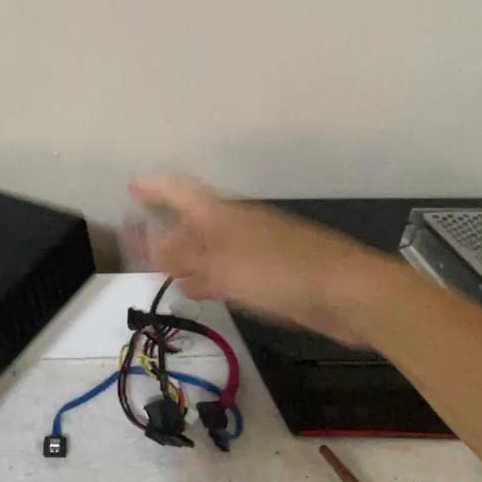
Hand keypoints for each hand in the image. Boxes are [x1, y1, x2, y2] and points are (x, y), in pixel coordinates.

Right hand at [127, 175, 408, 347]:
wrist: (349, 293)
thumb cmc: (279, 271)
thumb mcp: (219, 262)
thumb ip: (180, 254)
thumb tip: (146, 242)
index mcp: (221, 214)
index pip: (179, 192)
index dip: (155, 188)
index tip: (131, 188)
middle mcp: (236, 226)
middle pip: (193, 221)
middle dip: (165, 229)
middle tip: (138, 241)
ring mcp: (255, 250)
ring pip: (208, 249)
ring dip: (184, 257)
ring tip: (160, 271)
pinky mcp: (271, 276)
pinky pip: (226, 272)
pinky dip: (206, 278)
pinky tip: (198, 291)